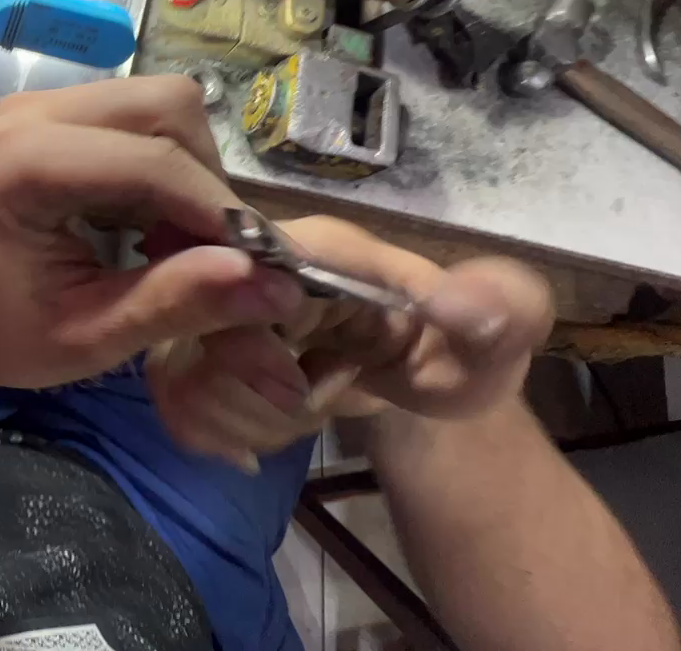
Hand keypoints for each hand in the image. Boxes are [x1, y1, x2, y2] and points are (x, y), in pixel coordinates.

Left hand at [0, 76, 310, 394]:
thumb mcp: (89, 337)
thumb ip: (176, 303)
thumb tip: (277, 284)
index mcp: (20, 163)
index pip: (150, 162)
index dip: (217, 210)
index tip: (263, 264)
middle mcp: (28, 113)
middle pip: (166, 106)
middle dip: (205, 179)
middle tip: (208, 250)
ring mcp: (38, 104)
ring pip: (160, 104)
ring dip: (188, 170)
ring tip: (175, 242)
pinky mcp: (51, 112)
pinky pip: (137, 115)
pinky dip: (164, 165)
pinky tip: (147, 222)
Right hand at [146, 216, 552, 466]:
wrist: (411, 382)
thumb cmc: (451, 351)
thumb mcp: (498, 332)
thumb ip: (501, 305)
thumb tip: (457, 306)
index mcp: (309, 245)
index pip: (235, 262)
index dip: (248, 322)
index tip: (300, 380)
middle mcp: (243, 268)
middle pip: (193, 325)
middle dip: (253, 388)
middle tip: (311, 398)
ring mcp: (210, 314)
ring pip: (183, 376)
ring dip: (252, 418)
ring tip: (307, 408)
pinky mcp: (194, 359)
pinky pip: (179, 407)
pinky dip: (223, 436)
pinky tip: (268, 432)